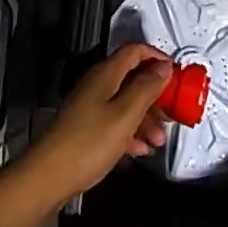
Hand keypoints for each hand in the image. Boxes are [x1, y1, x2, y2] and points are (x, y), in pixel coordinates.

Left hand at [10, 43, 173, 206]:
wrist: (50, 175)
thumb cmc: (90, 142)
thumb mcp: (125, 115)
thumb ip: (146, 88)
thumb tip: (164, 66)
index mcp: (106, 73)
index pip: (135, 51)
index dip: (157, 57)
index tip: (176, 76)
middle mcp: (98, 83)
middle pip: (132, 77)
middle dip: (155, 95)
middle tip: (172, 114)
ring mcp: (90, 104)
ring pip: (125, 102)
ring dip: (145, 118)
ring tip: (158, 141)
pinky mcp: (87, 126)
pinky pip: (115, 120)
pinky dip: (130, 131)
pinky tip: (139, 150)